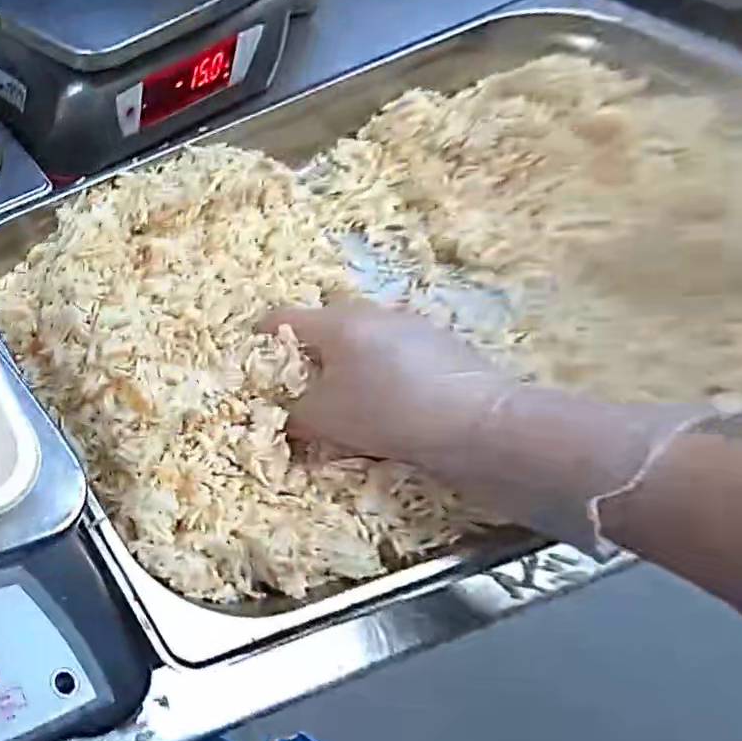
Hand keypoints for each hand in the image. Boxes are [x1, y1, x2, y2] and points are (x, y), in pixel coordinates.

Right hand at [261, 302, 513, 468]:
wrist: (484, 426)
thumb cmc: (388, 413)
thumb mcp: (324, 420)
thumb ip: (294, 414)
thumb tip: (288, 417)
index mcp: (335, 322)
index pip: (280, 319)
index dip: (260, 340)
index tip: (257, 366)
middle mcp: (370, 313)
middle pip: (321, 328)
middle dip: (307, 357)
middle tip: (304, 391)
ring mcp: (410, 325)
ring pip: (360, 341)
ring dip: (346, 365)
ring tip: (350, 401)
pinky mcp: (441, 344)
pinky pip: (393, 353)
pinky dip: (381, 372)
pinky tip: (392, 405)